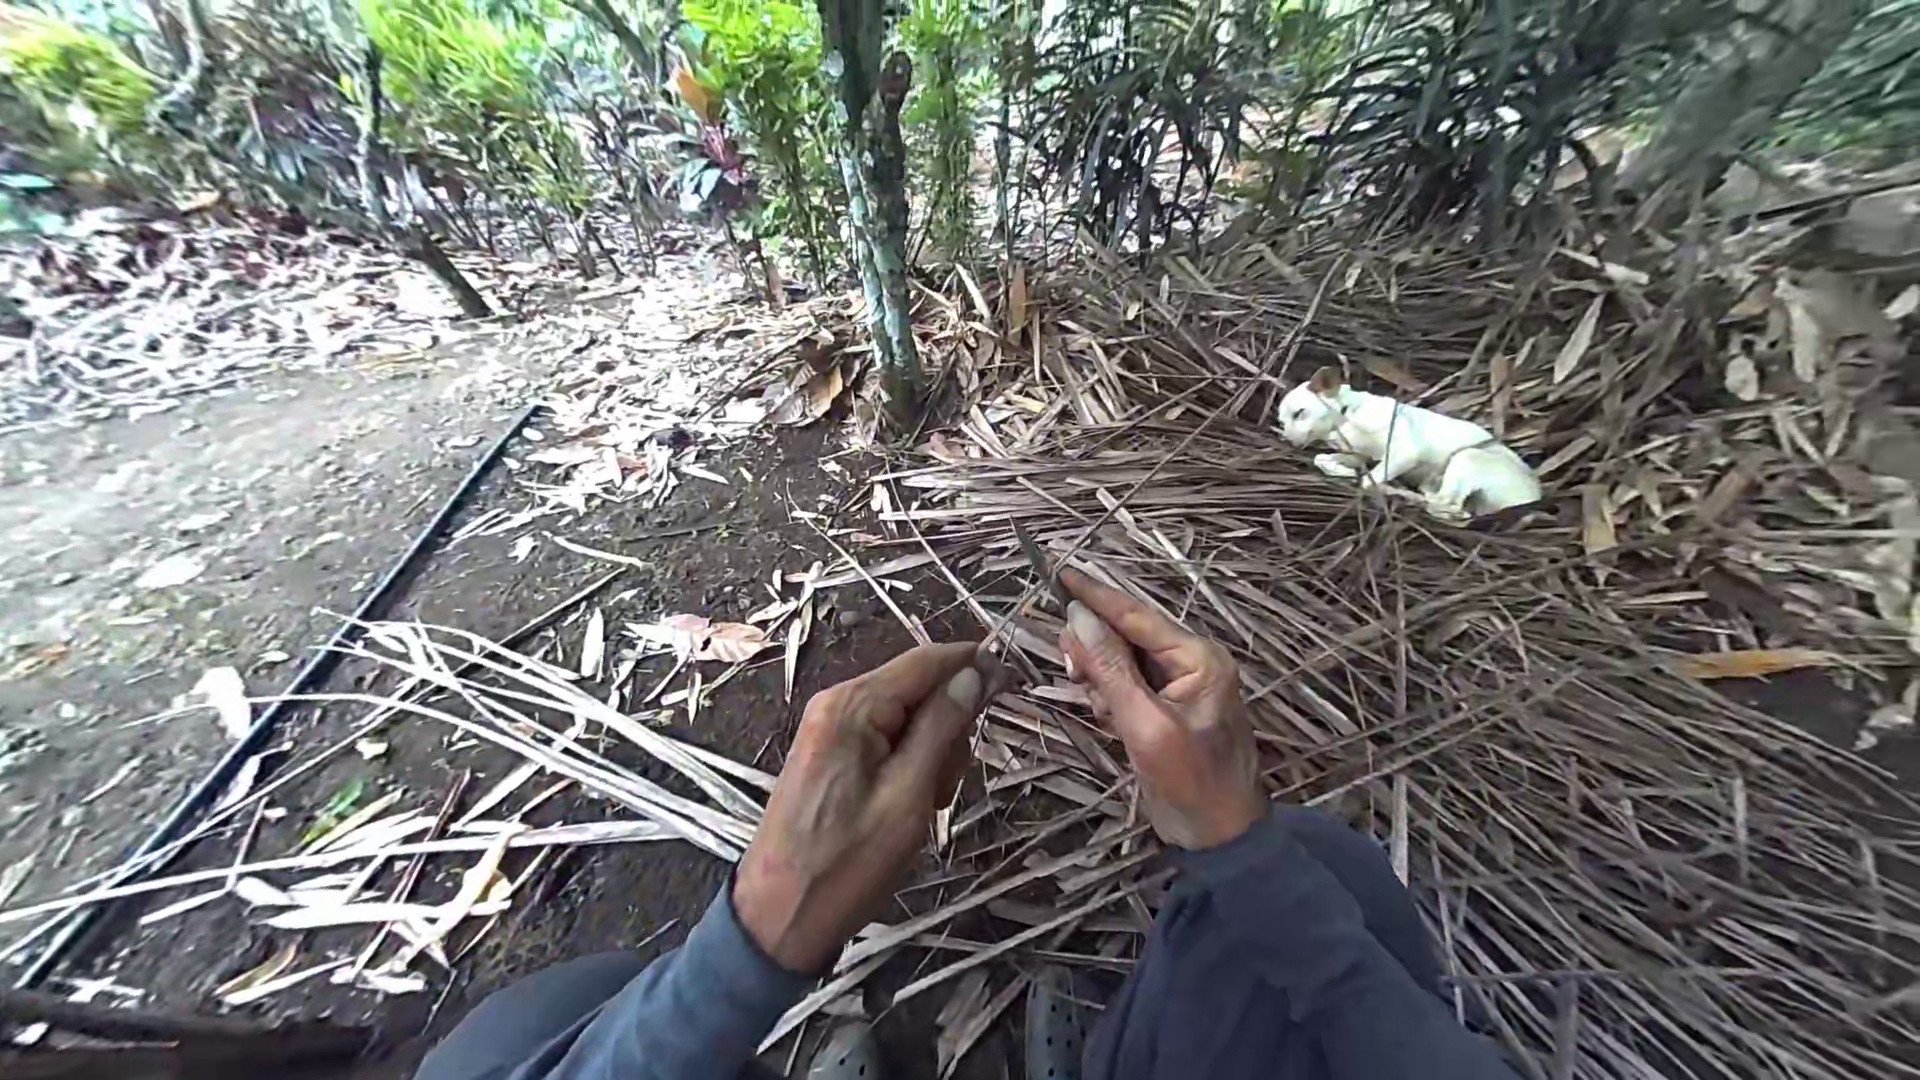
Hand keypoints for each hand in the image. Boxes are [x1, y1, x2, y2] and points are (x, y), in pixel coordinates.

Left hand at [733, 642, 992, 971]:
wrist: (777, 919)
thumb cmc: (846, 863)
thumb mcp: (908, 795)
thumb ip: (942, 726)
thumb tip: (973, 673)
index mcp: (853, 705)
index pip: (925, 661)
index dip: (970, 664)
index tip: (1008, 681)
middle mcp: (838, 702)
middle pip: (916, 688)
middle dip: (947, 725)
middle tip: (946, 783)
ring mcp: (831, 725)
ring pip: (906, 714)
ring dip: (931, 749)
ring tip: (925, 802)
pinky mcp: (831, 749)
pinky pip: (886, 735)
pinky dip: (909, 760)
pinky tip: (907, 800)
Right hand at [1058, 568, 1264, 849]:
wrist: (1219, 838)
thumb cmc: (1191, 782)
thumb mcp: (1145, 724)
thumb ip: (1110, 669)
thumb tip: (1078, 618)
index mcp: (1197, 658)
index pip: (1136, 615)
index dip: (1096, 595)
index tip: (1060, 572)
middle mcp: (1187, 661)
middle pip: (1122, 634)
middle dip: (1094, 651)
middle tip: (1075, 674)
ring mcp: (1174, 683)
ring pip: (1116, 658)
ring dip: (1100, 679)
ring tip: (1103, 709)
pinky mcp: (1160, 704)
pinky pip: (1121, 682)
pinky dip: (1107, 696)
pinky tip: (1110, 718)